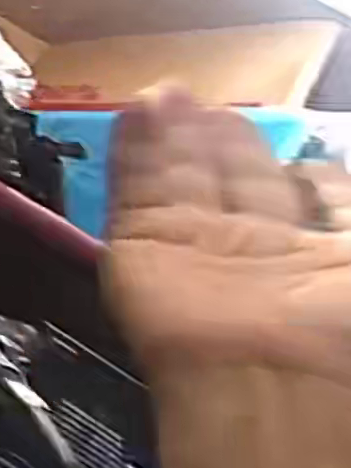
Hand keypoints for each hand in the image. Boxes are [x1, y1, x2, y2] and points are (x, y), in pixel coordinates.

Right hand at [108, 89, 350, 467]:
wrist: (283, 377)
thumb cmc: (346, 319)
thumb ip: (344, 210)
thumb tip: (332, 174)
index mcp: (344, 261)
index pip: (325, 199)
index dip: (314, 164)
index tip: (303, 139)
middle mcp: (275, 250)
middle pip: (248, 180)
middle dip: (231, 138)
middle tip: (209, 98)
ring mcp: (202, 243)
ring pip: (188, 174)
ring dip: (178, 130)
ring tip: (169, 91)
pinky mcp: (144, 237)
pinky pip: (140, 182)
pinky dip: (138, 143)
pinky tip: (141, 109)